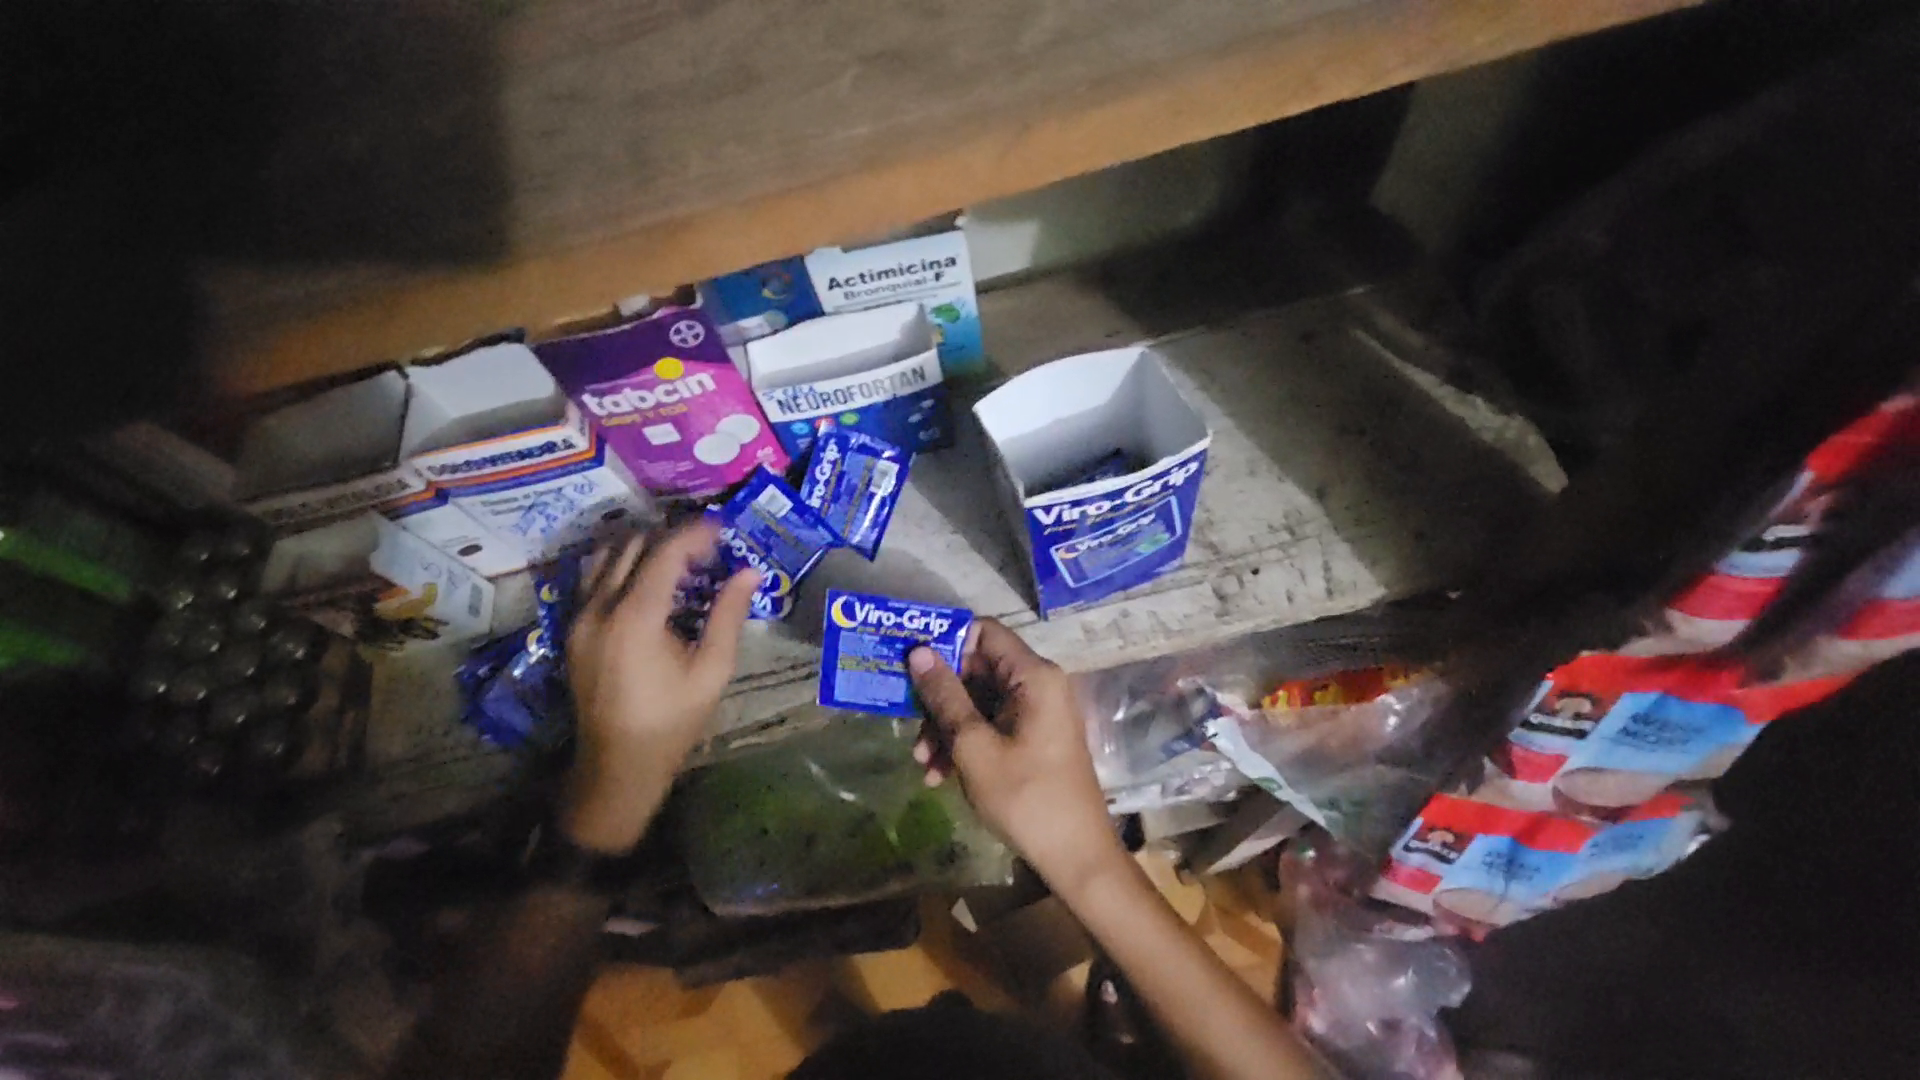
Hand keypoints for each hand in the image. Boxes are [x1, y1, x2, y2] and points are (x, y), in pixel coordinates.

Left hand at [558, 523, 759, 854]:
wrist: (617, 764)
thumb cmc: (672, 720)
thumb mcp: (712, 670)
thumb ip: (728, 615)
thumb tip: (750, 572)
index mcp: (636, 617)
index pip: (665, 553)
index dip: (696, 534)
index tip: (723, 526)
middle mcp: (600, 607)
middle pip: (632, 545)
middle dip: (670, 536)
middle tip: (706, 545)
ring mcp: (580, 617)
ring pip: (606, 555)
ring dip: (642, 546)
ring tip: (677, 557)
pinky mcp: (573, 628)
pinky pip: (593, 578)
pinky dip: (620, 565)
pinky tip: (646, 579)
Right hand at [908, 620, 1127, 898]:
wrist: (1075, 857)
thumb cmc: (1025, 797)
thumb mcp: (974, 746)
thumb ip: (945, 696)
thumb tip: (919, 651)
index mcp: (1033, 676)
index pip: (984, 632)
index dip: (947, 643)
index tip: (913, 666)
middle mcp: (1039, 684)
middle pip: (977, 669)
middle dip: (940, 697)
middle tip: (911, 725)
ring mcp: (1037, 713)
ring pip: (979, 701)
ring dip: (946, 727)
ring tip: (923, 763)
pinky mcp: (1033, 738)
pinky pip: (991, 725)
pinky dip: (965, 743)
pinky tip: (939, 775)